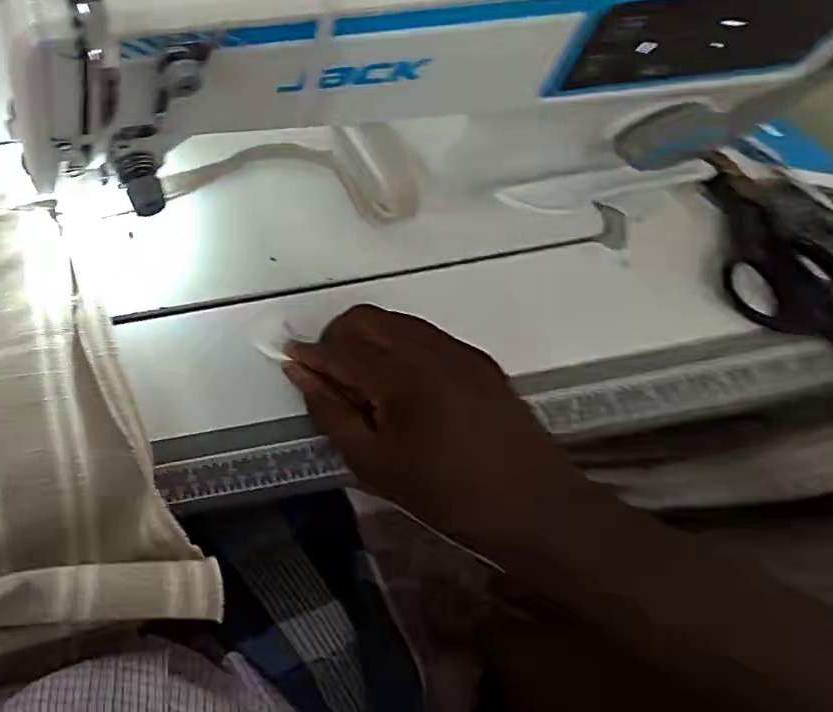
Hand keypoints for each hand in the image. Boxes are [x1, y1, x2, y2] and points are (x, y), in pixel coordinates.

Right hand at [282, 305, 592, 548]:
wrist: (541, 514)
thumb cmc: (448, 495)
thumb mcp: (372, 463)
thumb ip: (329, 411)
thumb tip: (300, 372)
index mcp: (400, 377)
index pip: (337, 350)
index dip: (308, 355)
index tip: (291, 362)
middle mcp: (428, 351)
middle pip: (363, 319)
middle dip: (335, 337)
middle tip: (330, 372)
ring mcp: (458, 352)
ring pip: (393, 320)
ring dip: (367, 337)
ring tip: (364, 378)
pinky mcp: (479, 361)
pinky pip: (423, 333)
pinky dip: (399, 343)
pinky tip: (402, 381)